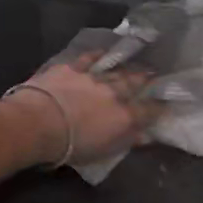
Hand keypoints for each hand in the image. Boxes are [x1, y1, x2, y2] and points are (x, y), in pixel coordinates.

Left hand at [1, 53, 157, 165]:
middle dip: (146, 78)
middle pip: (134, 83)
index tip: (165, 102)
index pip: (150, 110)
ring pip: (114, 69)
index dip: (159, 105)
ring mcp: (92, 77)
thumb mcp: (104, 151)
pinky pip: (88, 59)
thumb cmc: (70, 146)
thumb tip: (146, 135)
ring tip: (135, 63)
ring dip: (126, 66)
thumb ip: (127, 140)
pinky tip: (102, 52)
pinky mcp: (70, 68)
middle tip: (153, 73)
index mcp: (125, 116)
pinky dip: (96, 55)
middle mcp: (114, 93)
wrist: (38, 122)